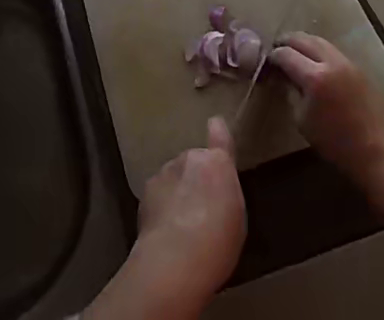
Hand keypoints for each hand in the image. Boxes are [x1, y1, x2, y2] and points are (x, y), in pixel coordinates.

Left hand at [86, 116, 244, 319]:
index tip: (215, 124)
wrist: (175, 260)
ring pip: (174, 176)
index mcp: (219, 163)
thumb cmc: (217, 243)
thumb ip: (226, 192)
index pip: (219, 134)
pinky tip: (163, 228)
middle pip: (194, 162)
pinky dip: (161, 203)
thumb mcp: (236, 217)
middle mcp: (191, 158)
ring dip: (177, 190)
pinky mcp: (146, 189)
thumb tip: (214, 191)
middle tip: (199, 209)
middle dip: (195, 177)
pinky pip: (159, 191)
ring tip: (179, 223)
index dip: (217, 130)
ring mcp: (166, 171)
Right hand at [268, 33, 383, 178]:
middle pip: (304, 39)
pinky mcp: (358, 67)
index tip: (266, 60)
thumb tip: (283, 76)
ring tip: (293, 50)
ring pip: (321, 41)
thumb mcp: (302, 120)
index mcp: (314, 77)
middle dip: (287, 41)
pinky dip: (319, 50)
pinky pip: (333, 51)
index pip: (287, 55)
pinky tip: (313, 60)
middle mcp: (331, 62)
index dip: (273, 55)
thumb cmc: (334, 142)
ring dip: (304, 42)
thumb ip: (291, 92)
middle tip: (276, 47)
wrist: (375, 149)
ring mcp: (347, 62)